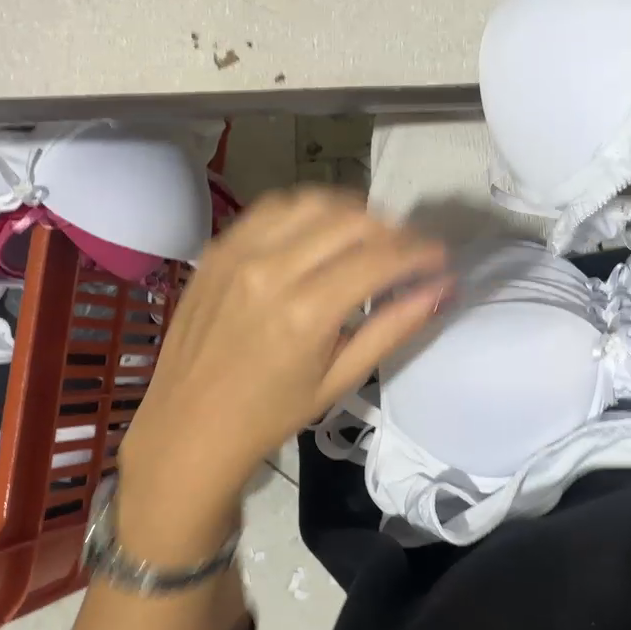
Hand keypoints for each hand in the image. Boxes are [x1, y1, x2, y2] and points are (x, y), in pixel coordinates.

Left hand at [119, 187, 449, 510]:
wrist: (187, 426)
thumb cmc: (271, 413)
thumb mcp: (342, 378)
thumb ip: (394, 327)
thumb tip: (442, 289)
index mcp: (306, 312)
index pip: (382, 258)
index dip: (421, 252)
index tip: (443, 258)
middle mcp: (272, 270)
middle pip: (354, 222)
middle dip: (396, 230)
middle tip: (412, 250)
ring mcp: (239, 253)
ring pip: (316, 202)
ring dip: (356, 212)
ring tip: (373, 235)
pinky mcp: (219, 248)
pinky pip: (275, 206)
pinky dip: (311, 209)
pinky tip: (324, 230)